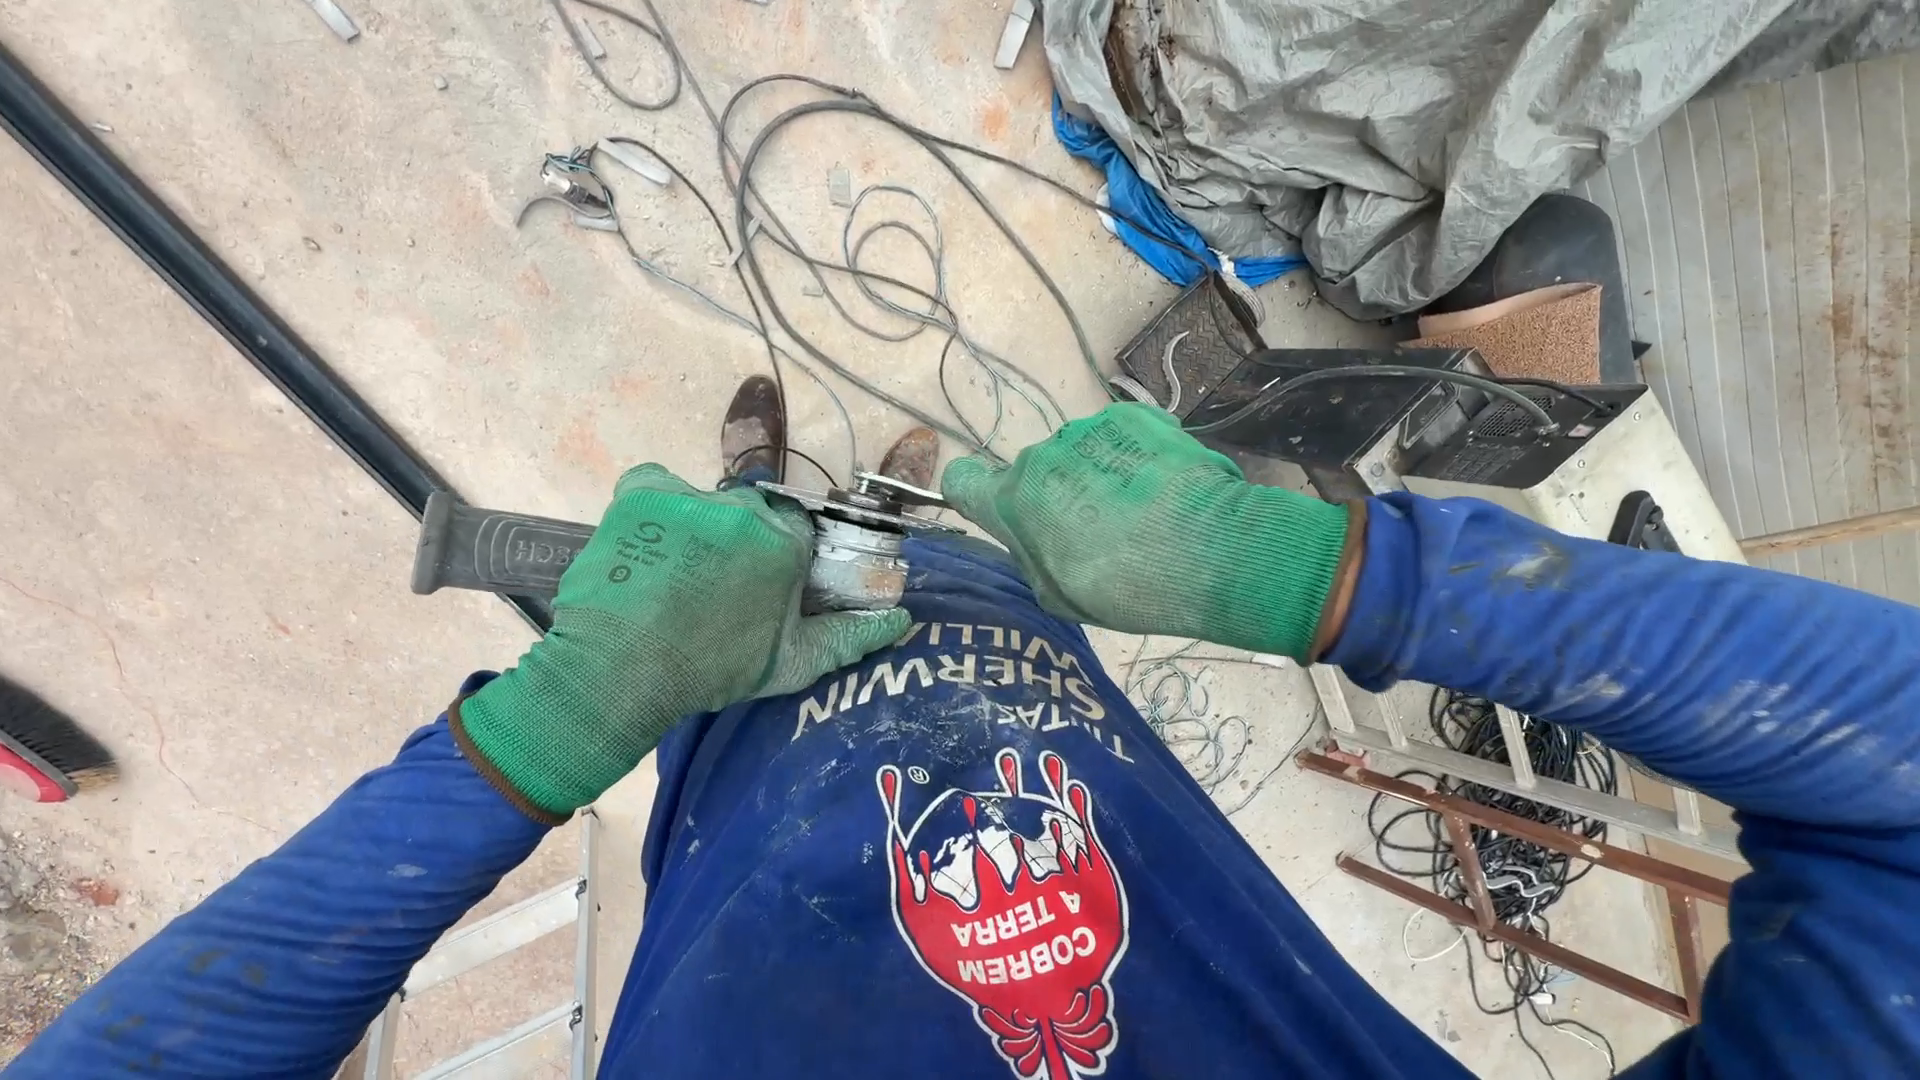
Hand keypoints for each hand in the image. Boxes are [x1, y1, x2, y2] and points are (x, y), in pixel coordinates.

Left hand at [454, 464, 908, 818]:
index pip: (797, 532)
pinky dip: (659, 510)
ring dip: (702, 530)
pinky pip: (660, 488)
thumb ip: (851, 636)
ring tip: (678, 576)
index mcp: (785, 543)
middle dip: (743, 546)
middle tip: (718, 588)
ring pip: (709, 505)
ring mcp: (691, 496)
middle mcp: (745, 508)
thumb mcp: (793, 662)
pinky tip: (650, 546)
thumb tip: (902, 618)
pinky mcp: (642, 492)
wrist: (619, 672)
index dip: (780, 560)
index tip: (762, 587)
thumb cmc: (713, 670)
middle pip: (754, 516)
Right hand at [942, 403, 1353, 659]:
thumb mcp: (1058, 595)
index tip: (998, 512)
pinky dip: (1132, 457)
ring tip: (1141, 512)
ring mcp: (1089, 431)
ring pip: (1077, 454)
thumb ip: (1031, 556)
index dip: (973, 495)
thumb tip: (1030, 535)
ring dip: (1095, 476)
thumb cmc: (1126, 587)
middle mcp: (1041, 455)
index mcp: (1013, 500)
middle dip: (1053, 496)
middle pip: (1033, 473)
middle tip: (1095, 531)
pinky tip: (1162, 488)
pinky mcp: (1137, 417)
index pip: (961, 481)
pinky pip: (1120, 438)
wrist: (1211, 552)